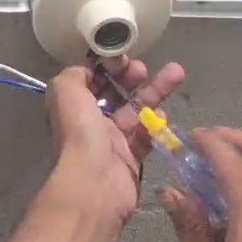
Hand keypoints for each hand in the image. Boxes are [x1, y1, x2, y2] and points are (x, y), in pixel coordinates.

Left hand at [42, 59, 184, 220]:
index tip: (122, 57)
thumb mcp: (65, 89)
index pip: (93, 78)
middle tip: (143, 68)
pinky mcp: (131, 158)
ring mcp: (112, 139)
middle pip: (116, 91)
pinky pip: (145, 135)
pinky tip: (164, 112)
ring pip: (136, 109)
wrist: (95, 183)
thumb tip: (91, 70)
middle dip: (131, 76)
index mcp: (73, 103)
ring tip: (176, 73)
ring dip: (154, 91)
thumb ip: (76, 73)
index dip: (108, 65)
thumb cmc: (79, 131)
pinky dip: (155, 123)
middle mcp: (91, 119)